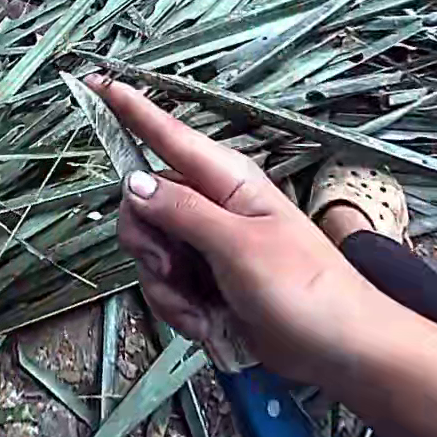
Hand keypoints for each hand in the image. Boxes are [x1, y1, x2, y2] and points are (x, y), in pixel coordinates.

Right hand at [87, 74, 411, 384]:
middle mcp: (207, 201)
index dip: (128, 106)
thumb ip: (182, 211)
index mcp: (223, 178)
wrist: (342, 355)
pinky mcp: (202, 276)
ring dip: (164, 285)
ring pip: (147, 245)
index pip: (165, 132)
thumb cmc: (305, 289)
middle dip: (146, 241)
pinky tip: (208, 322)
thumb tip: (132, 181)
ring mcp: (203, 240)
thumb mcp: (240, 246)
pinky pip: (161, 281)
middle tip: (171, 268)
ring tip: (202, 307)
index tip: (95, 82)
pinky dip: (177, 306)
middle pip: (141, 200)